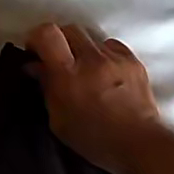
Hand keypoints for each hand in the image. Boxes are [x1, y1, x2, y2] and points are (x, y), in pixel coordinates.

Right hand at [25, 23, 170, 173]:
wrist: (138, 144)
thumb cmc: (94, 140)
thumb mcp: (59, 121)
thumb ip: (46, 89)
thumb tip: (35, 66)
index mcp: (69, 76)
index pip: (48, 33)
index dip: (37, 37)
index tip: (35, 52)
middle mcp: (92, 60)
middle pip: (69, 28)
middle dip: (59, 41)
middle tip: (57, 61)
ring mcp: (116, 58)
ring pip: (91, 37)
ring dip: (81, 49)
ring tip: (84, 71)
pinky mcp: (133, 61)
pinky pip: (111, 46)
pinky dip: (102, 54)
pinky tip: (104, 73)